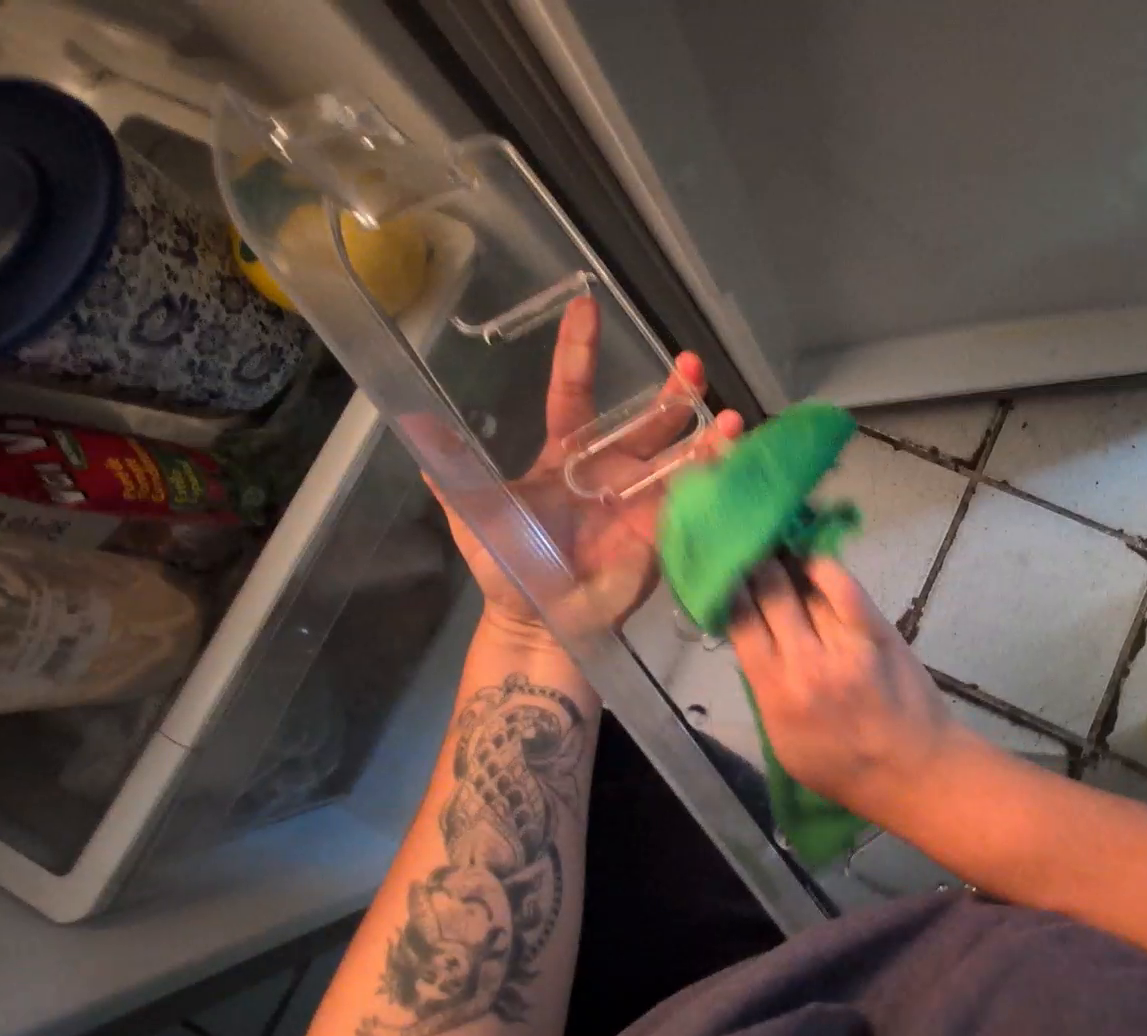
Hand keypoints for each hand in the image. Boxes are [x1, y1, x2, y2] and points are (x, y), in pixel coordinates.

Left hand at [435, 293, 743, 643]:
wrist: (543, 618)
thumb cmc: (508, 565)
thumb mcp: (476, 514)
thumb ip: (454, 468)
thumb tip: (409, 419)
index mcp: (567, 455)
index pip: (575, 392)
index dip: (580, 352)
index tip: (586, 306)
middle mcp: (612, 468)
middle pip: (648, 420)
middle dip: (672, 391)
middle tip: (691, 363)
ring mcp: (644, 496)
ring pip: (682, 454)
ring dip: (708, 433)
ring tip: (732, 417)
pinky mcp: (666, 527)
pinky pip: (696, 495)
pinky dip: (719, 475)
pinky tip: (736, 456)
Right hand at [730, 557, 956, 816]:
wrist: (911, 770)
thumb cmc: (843, 767)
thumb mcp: (784, 742)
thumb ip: (765, 692)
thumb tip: (754, 645)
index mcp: (775, 693)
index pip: (741, 625)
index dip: (731, 593)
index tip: (728, 577)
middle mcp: (804, 663)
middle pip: (769, 595)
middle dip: (756, 568)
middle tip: (752, 553)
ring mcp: (842, 645)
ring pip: (803, 588)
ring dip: (786, 565)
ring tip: (778, 551)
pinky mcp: (876, 632)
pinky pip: (844, 587)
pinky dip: (824, 569)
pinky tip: (813, 560)